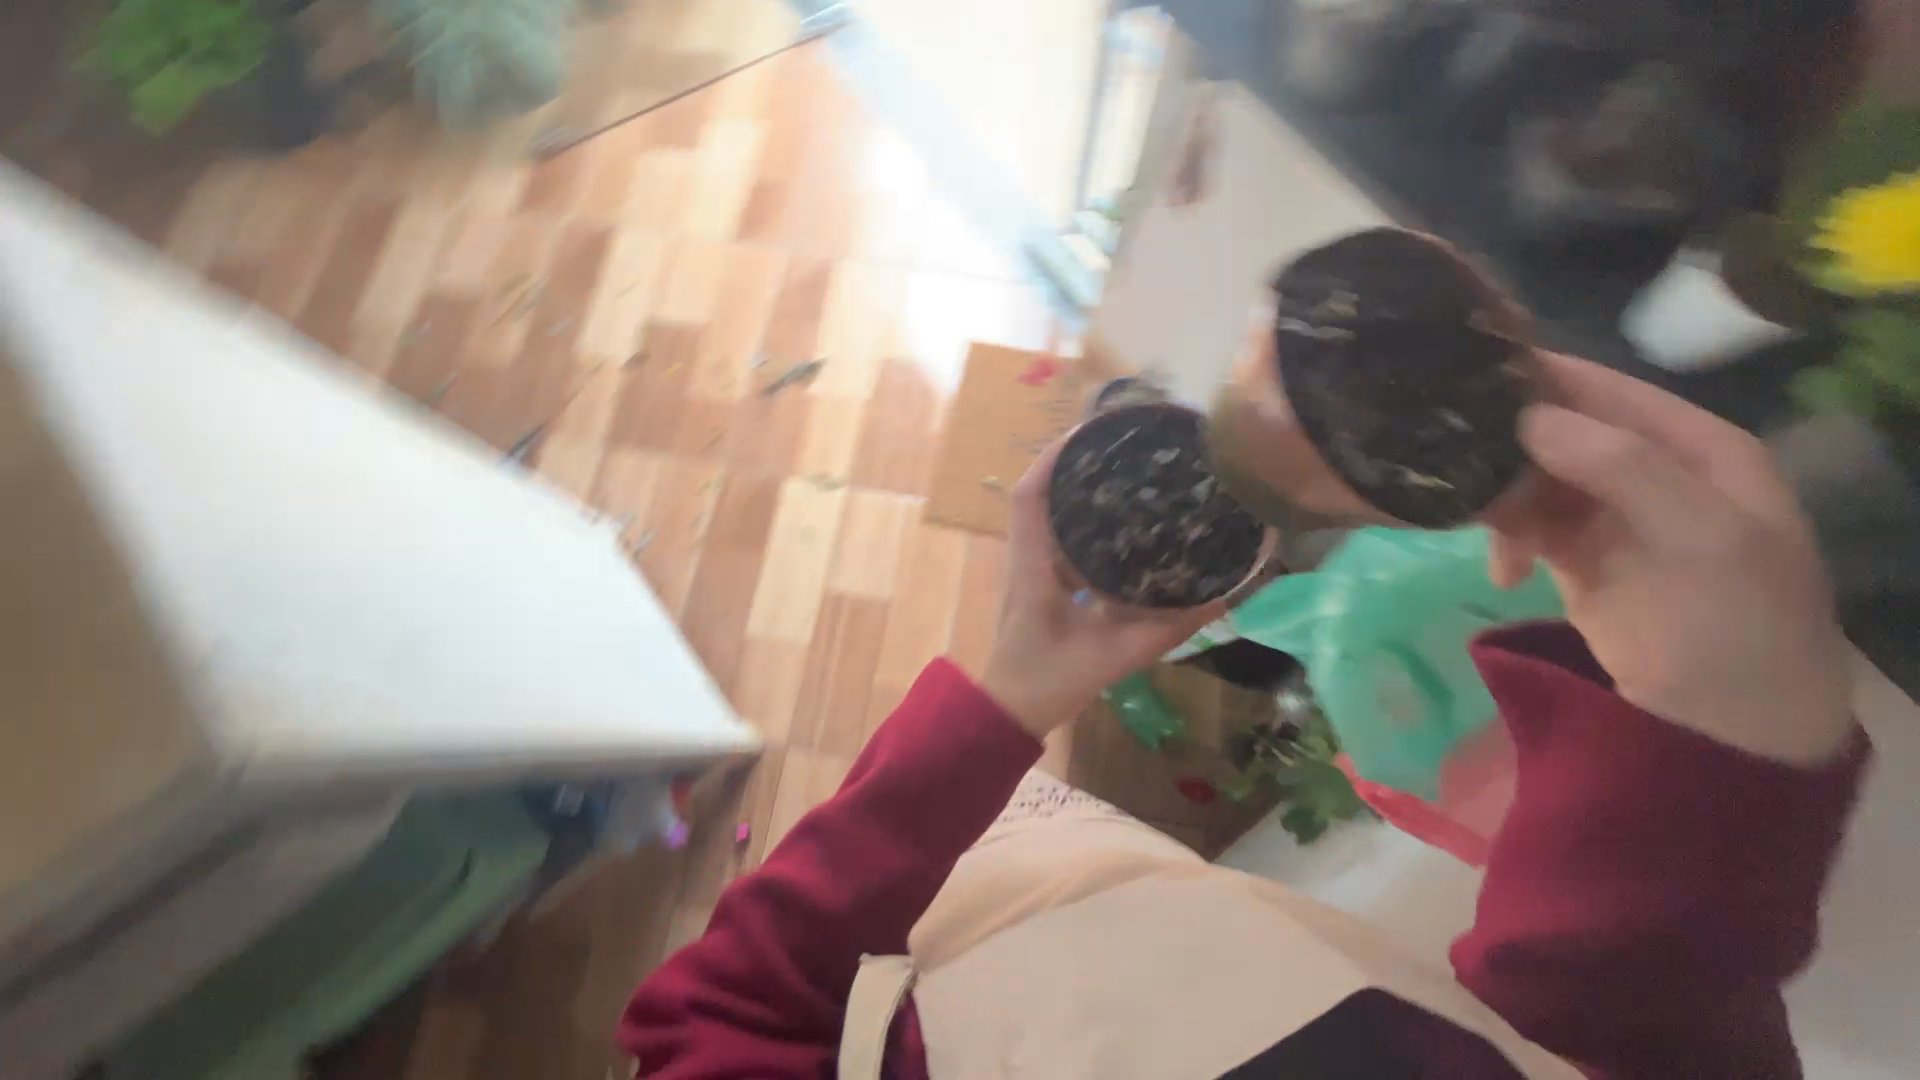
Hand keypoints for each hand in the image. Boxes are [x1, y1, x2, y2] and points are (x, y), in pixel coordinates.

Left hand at [979, 440, 1229, 739]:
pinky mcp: (1036, 587)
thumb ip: (1165, 631)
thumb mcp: (1112, 656)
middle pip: (1040, 498)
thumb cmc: (1048, 682)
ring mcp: (1027, 572)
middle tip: (1120, 450)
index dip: (1053, 460)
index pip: (1029, 498)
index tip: (1088, 433)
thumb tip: (1221, 599)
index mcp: (1033, 568)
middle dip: (1074, 468)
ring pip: (1046, 519)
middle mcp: (1026, 560)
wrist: (1008, 711)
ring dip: (1076, 496)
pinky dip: (1081, 529)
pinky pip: (1055, 545)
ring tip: (1122, 478)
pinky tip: (1116, 530)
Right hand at [1487, 353, 1853, 764]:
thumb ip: (1623, 468)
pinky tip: (1506, 575)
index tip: (1466, 376)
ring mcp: (1606, 511)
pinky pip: (1521, 524)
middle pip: (1555, 432)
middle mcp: (1646, 468)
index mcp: (1693, 446)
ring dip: (1501, 501)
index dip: (1540, 378)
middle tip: (1462, 472)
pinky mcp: (1573, 551)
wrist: (1722, 717)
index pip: (1605, 390)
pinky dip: (1504, 541)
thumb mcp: (1699, 538)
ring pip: (1529, 478)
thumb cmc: (1730, 619)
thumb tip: (1527, 418)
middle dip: (1507, 450)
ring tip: (1489, 533)